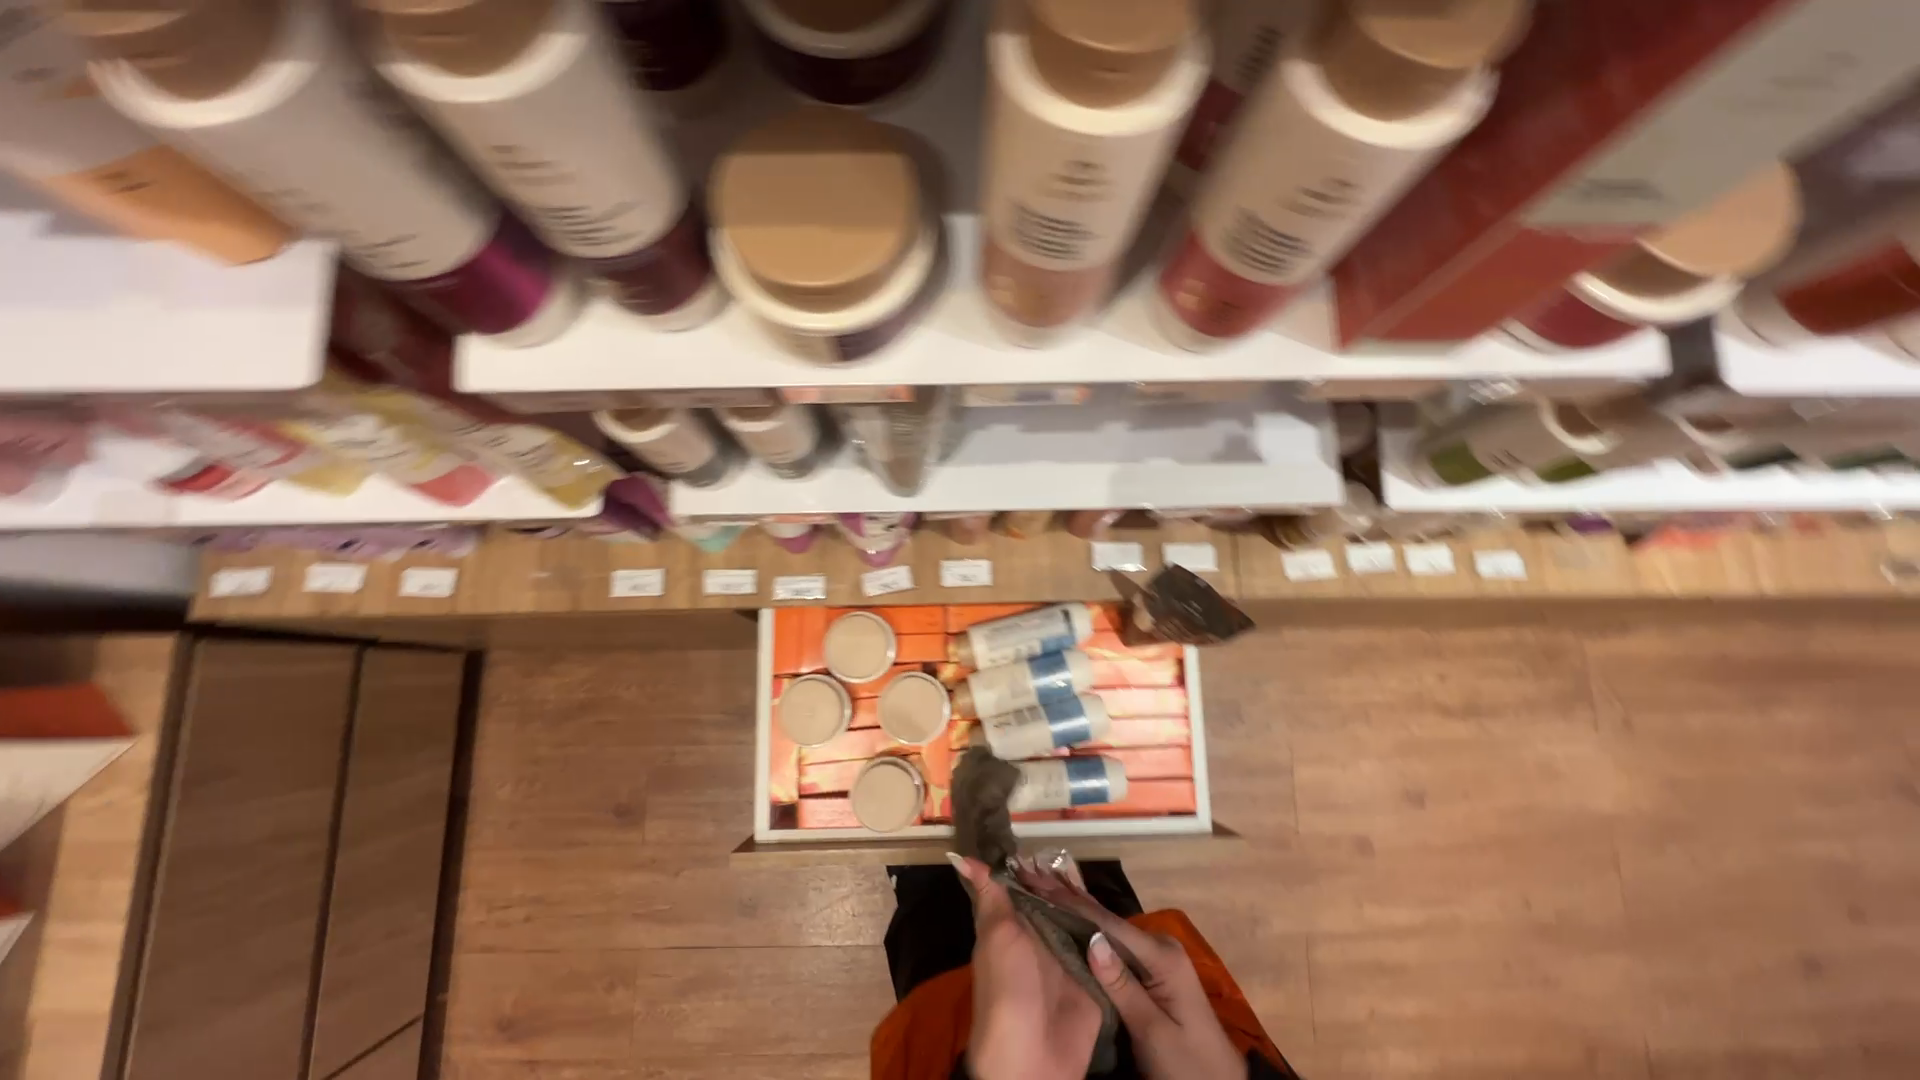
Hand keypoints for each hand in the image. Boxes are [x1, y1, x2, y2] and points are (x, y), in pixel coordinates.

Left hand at [950, 854, 1101, 1079]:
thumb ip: (990, 897)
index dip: (1037, 866)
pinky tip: (1121, 912)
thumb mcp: (995, 936)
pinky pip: (1106, 948)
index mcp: (1016, 926)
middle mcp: (1043, 937)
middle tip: (1080, 855)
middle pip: (1059, 901)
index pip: (1028, 887)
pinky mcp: (1096, 979)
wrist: (1032, 1055)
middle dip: (1068, 881)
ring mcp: (1071, 957)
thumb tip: (962, 859)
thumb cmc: (1007, 987)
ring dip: (1090, 902)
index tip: (1051, 838)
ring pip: (1084, 920)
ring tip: (1099, 876)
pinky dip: (1112, 932)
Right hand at [1016, 861, 1246, 1079]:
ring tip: (1039, 879)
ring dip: (1072, 904)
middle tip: (1027, 872)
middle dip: (1065, 894)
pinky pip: (1112, 941)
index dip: (1067, 902)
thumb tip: (1090, 939)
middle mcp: (1158, 946)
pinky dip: (1085, 922)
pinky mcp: (1150, 970)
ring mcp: (1154, 957)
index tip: (1034, 881)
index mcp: (1160, 956)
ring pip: (1105, 926)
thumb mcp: (1154, 1032)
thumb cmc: (1187, 1065)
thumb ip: (1121, 985)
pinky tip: (1068, 907)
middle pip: (1103, 917)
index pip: (1105, 923)